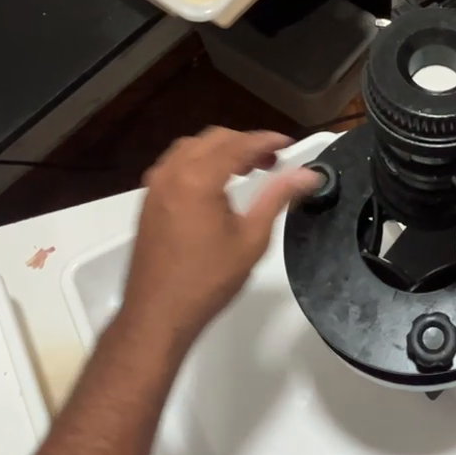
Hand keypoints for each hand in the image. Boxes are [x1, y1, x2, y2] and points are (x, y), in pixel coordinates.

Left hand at [123, 128, 320, 341]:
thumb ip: (278, 197)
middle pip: (214, 139)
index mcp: (198, 179)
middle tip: (273, 161)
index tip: (289, 145)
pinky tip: (216, 185)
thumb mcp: (252, 238)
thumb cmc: (208, 281)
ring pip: (192, 148)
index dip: (268, 141)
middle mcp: (172, 173)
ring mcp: (155, 186)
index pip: (239, 144)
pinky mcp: (148, 201)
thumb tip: (307, 175)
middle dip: (246, 143)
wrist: (158, 315)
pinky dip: (199, 162)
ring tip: (246, 170)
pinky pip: (175, 164)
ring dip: (221, 150)